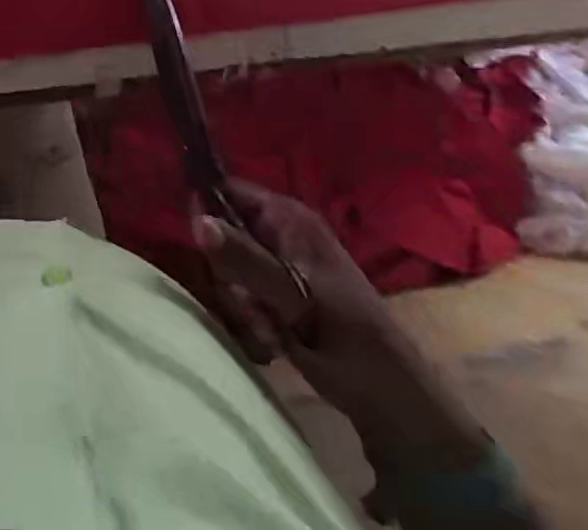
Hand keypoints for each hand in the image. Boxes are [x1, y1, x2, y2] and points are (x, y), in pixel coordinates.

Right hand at [195, 181, 490, 475]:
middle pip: (221, 232)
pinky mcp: (282, 290)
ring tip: (266, 328)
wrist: (390, 397)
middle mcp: (281, 230)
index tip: (204, 251)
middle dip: (225, 272)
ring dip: (238, 300)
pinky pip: (242, 290)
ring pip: (228, 266)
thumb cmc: (346, 340)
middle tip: (248, 303)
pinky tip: (270, 338)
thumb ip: (244, 258)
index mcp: (287, 216)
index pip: (225, 189)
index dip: (206, 213)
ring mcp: (282, 261)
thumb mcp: (292, 298)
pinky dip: (249, 315)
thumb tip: (198, 222)